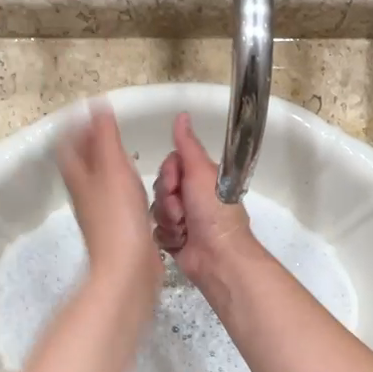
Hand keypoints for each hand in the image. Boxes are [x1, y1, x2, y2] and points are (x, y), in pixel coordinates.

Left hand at [57, 102, 161, 288]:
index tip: (84, 108)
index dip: (74, 125)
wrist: (127, 269)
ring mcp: (100, 213)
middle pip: (80, 163)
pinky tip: (134, 186)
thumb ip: (105, 138)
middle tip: (102, 126)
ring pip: (98, 181)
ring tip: (119, 151)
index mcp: (79, 178)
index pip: (68, 144)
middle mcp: (85, 194)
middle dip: (89, 142)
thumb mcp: (112, 169)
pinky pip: (115, 199)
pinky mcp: (117, 229)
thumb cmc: (118, 217)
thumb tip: (95, 105)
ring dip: (105, 164)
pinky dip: (121, 185)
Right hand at [151, 113, 262, 283]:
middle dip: (167, 202)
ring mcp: (181, 219)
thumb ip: (187, 145)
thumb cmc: (213, 213)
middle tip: (183, 211)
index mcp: (199, 178)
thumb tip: (181, 115)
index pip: (168, 167)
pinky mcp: (173, 240)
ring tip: (184, 229)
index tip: (177, 185)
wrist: (217, 256)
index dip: (169, 176)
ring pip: (155, 211)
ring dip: (168, 221)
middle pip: (159, 189)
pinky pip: (156, 232)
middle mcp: (190, 196)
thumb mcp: (201, 172)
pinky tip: (180, 242)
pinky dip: (167, 238)